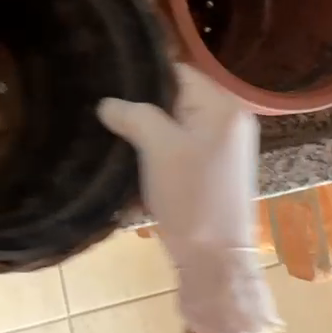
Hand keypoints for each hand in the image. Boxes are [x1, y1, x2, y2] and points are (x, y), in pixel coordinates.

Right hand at [97, 64, 279, 332]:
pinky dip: (154, 154)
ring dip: (144, 133)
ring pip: (172, 126)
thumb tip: (107, 104)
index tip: (106, 87)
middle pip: (175, 100)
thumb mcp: (158, 148)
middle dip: (140, 108)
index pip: (178, 73)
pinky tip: (131, 163)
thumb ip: (133, 115)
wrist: (214, 260)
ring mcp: (221, 150)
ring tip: (112, 136)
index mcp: (223, 109)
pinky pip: (176, 149)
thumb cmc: (191, 197)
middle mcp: (228, 123)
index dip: (142, 79)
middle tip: (103, 113)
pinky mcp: (210, 173)